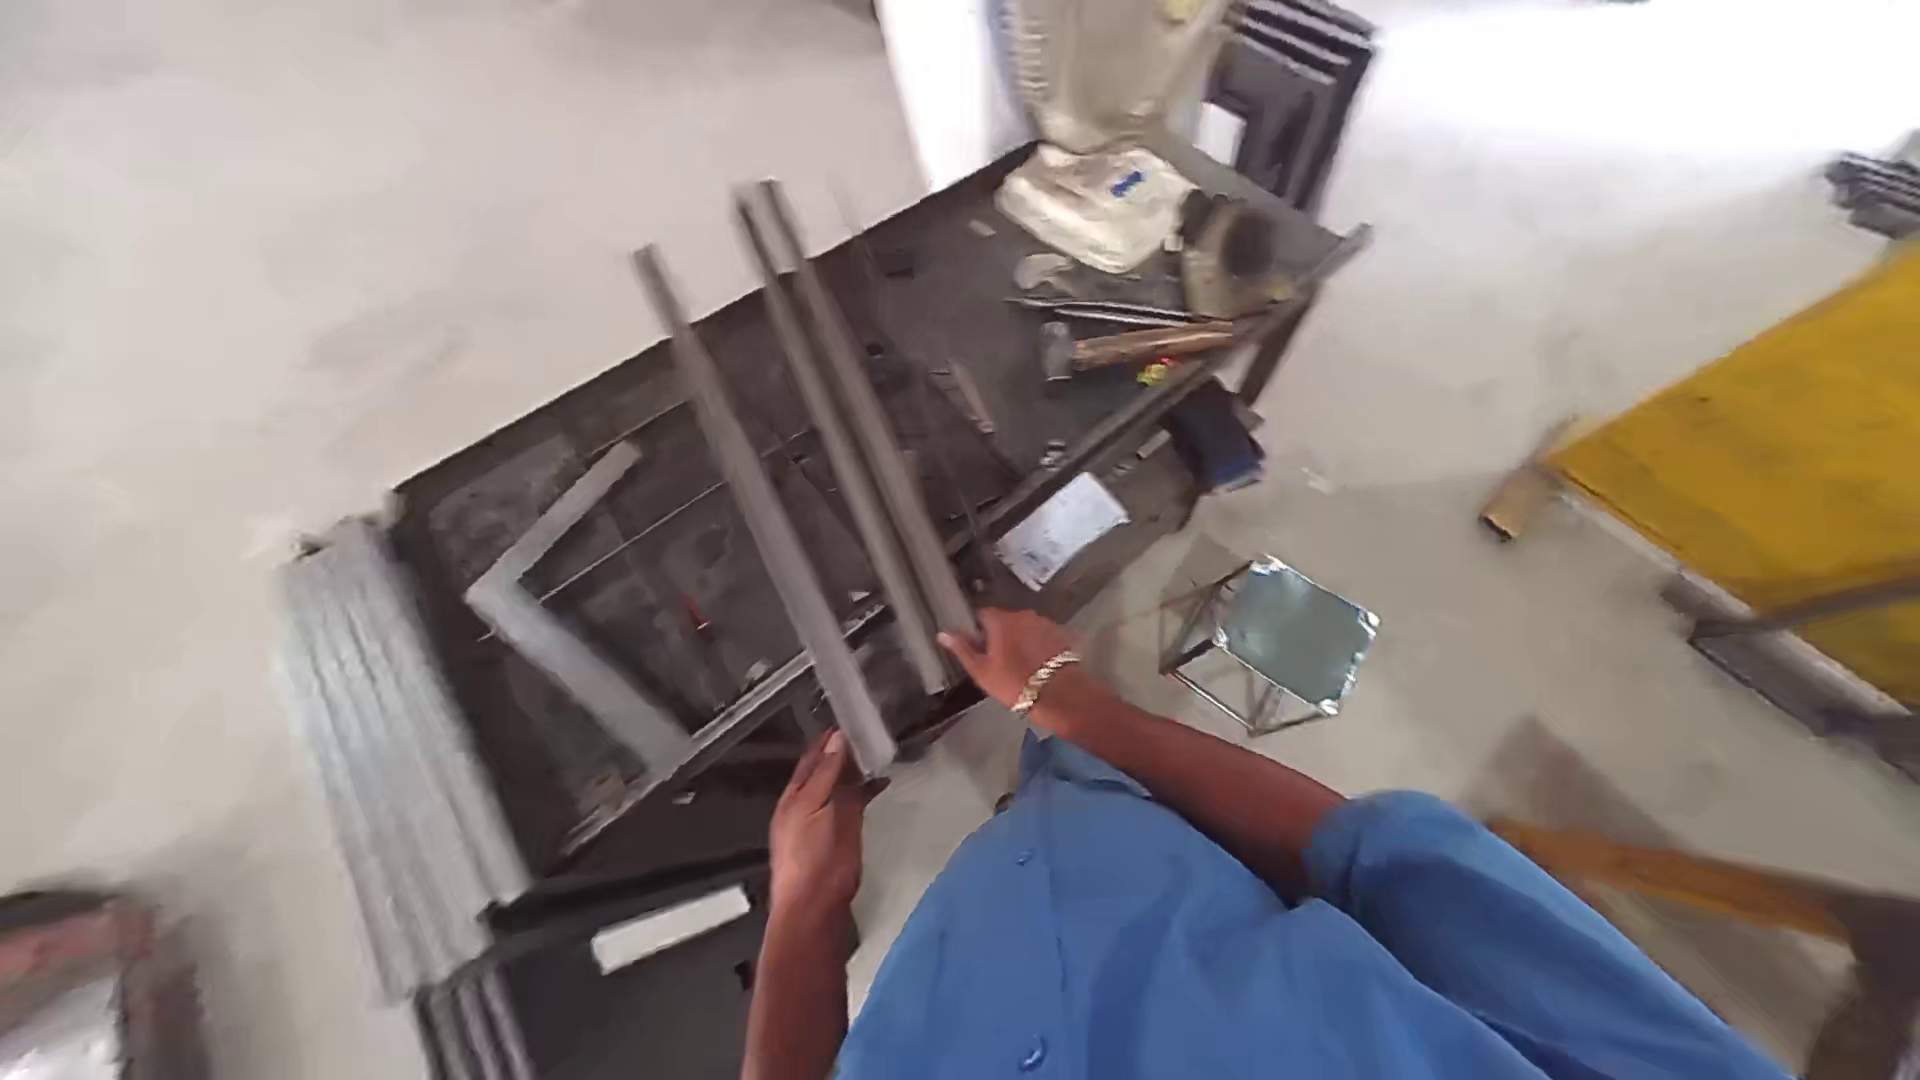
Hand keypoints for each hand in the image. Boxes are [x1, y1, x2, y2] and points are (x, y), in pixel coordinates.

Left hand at [769, 730, 884, 921]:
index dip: (831, 737)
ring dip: (854, 770)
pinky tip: (878, 786)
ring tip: (877, 754)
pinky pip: (847, 803)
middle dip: (843, 751)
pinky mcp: (832, 838)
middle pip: (823, 769)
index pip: (813, 755)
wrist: (813, 917)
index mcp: (794, 797)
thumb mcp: (823, 810)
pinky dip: (862, 791)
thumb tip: (837, 739)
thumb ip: (829, 775)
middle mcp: (802, 806)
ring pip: (837, 786)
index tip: (853, 720)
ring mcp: (817, 823)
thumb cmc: (817, 863)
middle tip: (869, 733)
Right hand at [938, 608, 1077, 709]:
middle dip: (999, 634)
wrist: (1058, 695)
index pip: (982, 614)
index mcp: (1001, 620)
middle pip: (1004, 619)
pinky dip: (1036, 642)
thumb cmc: (1014, 683)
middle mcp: (1023, 614)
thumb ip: (962, 649)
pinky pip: (1040, 634)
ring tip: (1020, 662)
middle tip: (998, 659)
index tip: (980, 648)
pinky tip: (1037, 661)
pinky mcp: (1059, 633)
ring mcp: (1043, 622)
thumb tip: (943, 634)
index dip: (978, 630)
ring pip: (1024, 626)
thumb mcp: (981, 671)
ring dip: (1019, 638)